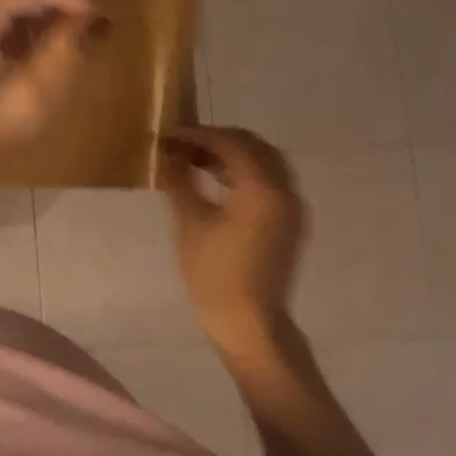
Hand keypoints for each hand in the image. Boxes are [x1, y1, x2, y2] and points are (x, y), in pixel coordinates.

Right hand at [160, 125, 305, 355]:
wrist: (249, 321)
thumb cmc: (214, 272)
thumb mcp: (190, 221)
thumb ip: (180, 181)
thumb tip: (165, 153)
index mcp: (262, 190)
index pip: (232, 144)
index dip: (198, 134)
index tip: (168, 134)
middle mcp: (284, 192)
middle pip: (254, 146)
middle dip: (216, 139)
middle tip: (180, 143)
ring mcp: (290, 207)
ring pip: (263, 162)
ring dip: (230, 154)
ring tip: (191, 159)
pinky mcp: (287, 221)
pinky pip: (268, 181)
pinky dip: (241, 171)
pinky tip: (212, 180)